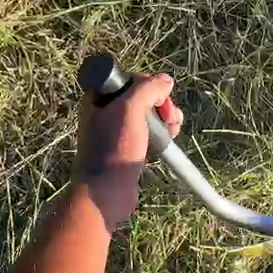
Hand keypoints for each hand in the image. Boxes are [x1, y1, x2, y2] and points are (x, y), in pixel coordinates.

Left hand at [73, 72, 182, 231]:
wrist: (106, 193)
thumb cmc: (114, 149)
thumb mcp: (131, 110)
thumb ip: (148, 89)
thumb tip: (166, 80)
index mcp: (98, 97)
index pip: (129, 79)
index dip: (148, 85)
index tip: (160, 99)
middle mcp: (104, 110)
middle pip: (141, 96)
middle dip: (161, 103)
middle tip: (171, 117)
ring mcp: (116, 130)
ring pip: (147, 114)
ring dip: (165, 117)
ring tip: (174, 128)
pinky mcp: (127, 147)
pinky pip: (147, 131)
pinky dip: (160, 132)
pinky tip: (170, 137)